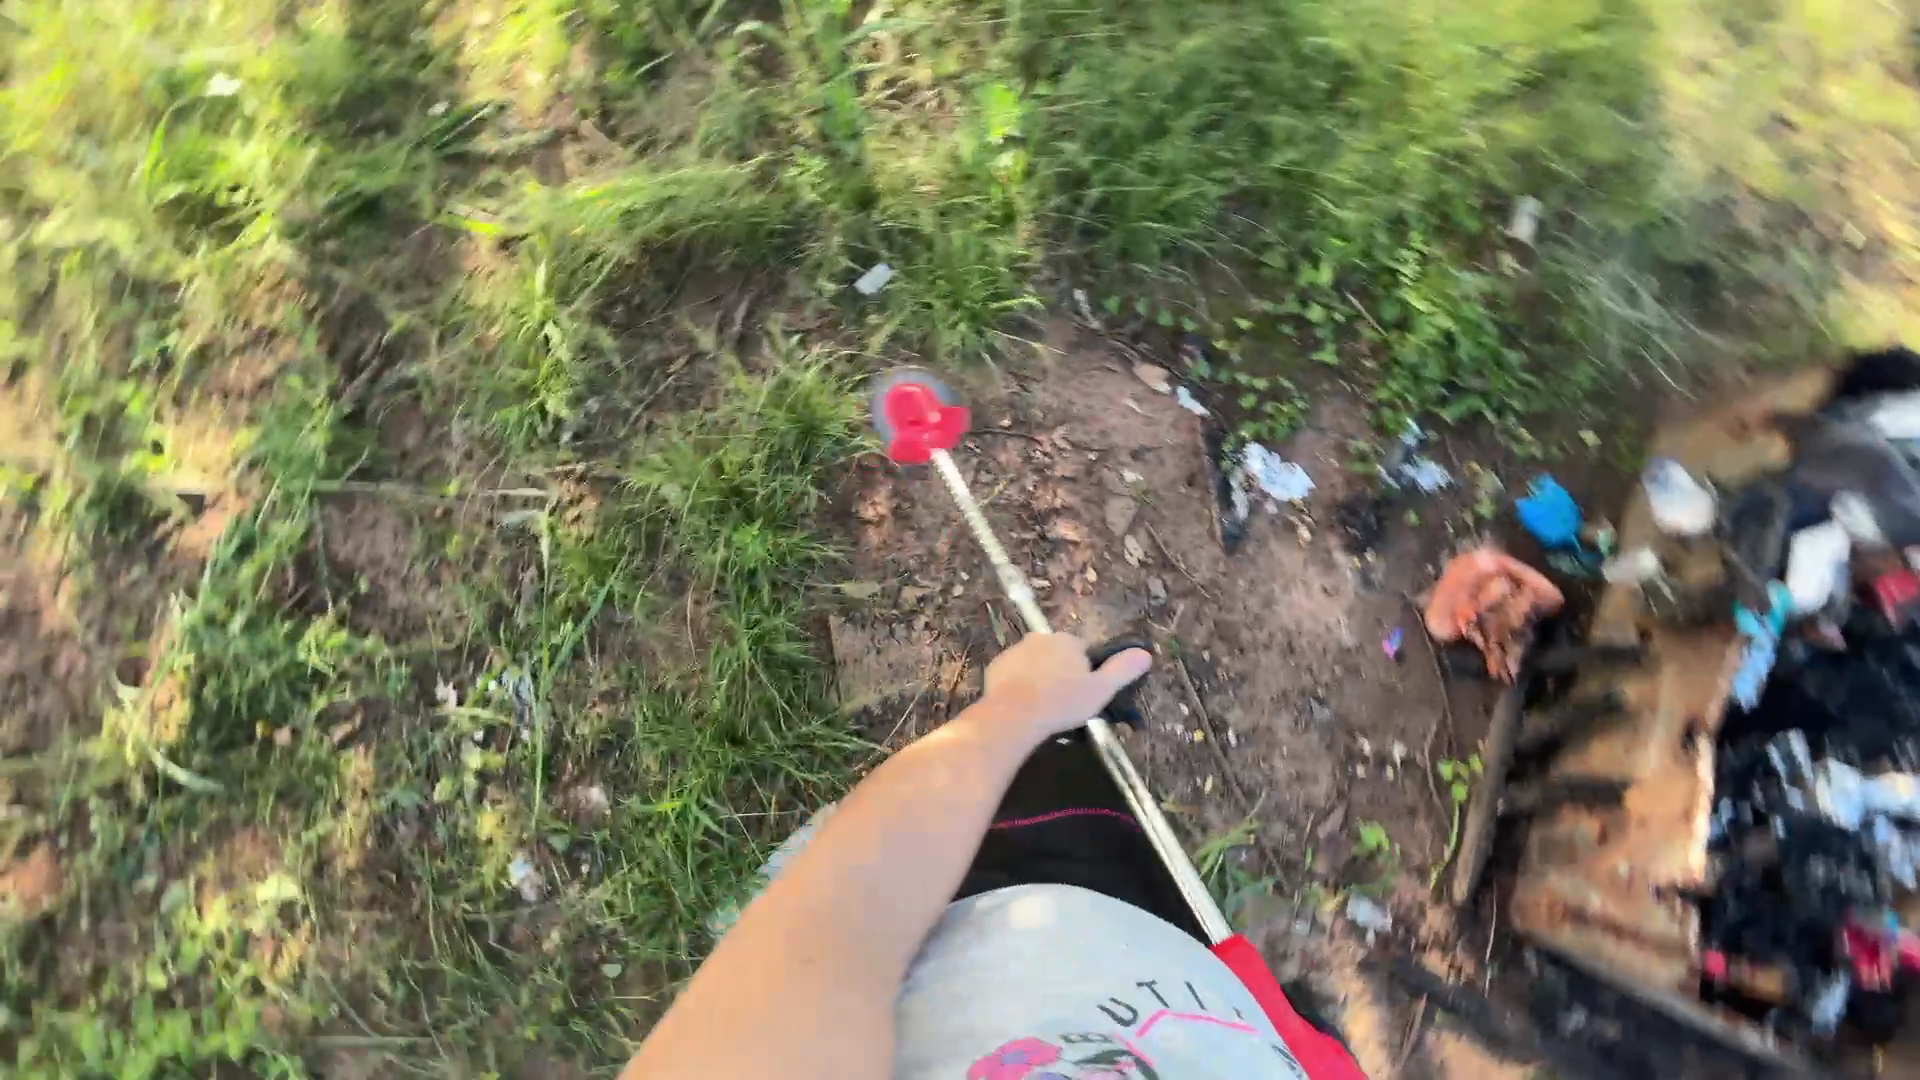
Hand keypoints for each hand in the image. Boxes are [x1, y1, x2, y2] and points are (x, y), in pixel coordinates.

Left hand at [965, 633, 1152, 744]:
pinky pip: (1013, 673)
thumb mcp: (1101, 690)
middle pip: (1057, 654)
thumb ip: (1122, 670)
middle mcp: (1040, 638)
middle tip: (1063, 702)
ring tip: (1042, 706)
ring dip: (1039, 677)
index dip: (1085, 672)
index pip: (1082, 651)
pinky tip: (1022, 704)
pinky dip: (1018, 684)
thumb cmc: (1062, 702)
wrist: (1014, 715)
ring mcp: (1015, 650)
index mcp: (1067, 640)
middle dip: (1061, 672)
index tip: (1083, 693)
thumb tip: (1145, 653)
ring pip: (1034, 662)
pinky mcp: (996, 666)